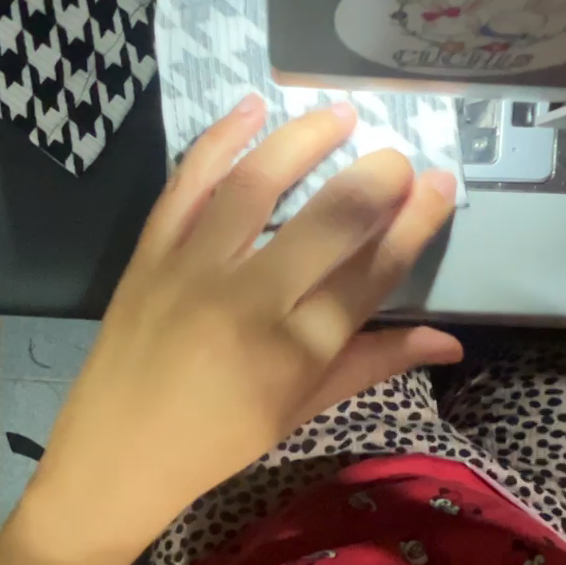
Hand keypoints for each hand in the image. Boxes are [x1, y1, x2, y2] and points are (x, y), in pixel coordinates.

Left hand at [22, 96, 460, 559]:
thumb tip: (450, 342)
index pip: (372, 275)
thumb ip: (371, 365)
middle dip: (374, 179)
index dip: (414, 225)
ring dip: (303, 139)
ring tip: (339, 113)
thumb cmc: (215, 445)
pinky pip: (185, 185)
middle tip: (396, 159)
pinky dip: (217, 141)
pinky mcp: (149, 256)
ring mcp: (193, 271)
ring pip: (257, 185)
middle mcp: (249, 302)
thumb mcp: (298, 413)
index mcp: (294, 353)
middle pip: (327, 222)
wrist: (115, 456)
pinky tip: (249, 108)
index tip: (440, 185)